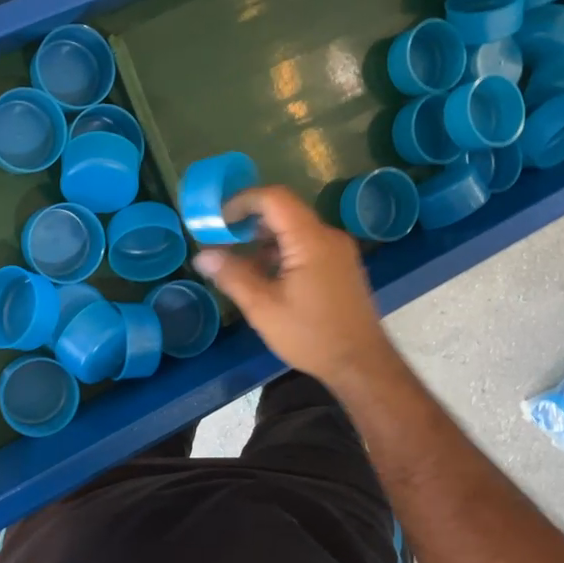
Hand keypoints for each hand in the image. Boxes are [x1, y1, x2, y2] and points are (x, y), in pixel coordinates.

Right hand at [191, 185, 393, 388]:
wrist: (361, 364)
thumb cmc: (310, 335)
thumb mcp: (263, 308)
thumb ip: (232, 275)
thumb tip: (202, 255)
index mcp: (311, 240)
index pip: (274, 198)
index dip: (242, 201)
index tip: (218, 221)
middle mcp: (329, 237)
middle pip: (284, 212)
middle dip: (249, 222)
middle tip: (222, 242)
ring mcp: (339, 251)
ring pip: (294, 230)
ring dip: (264, 240)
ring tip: (238, 264)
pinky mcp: (341, 266)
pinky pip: (306, 246)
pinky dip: (281, 252)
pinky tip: (264, 277)